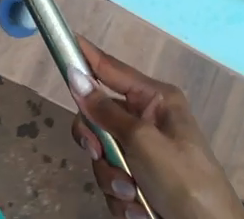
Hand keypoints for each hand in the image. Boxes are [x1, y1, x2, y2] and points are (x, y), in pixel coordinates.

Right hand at [68, 38, 243, 218]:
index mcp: (155, 100)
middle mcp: (147, 121)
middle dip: (97, 144)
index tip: (60, 41)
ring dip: (112, 178)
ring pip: (101, 154)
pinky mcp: (140, 182)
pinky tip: (140, 211)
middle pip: (97, 116)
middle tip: (98, 154)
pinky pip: (111, 180)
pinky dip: (121, 198)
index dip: (85, 57)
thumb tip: (74, 76)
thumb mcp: (143, 142)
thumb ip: (105, 111)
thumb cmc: (184, 180)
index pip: (111, 69)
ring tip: (133, 195)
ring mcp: (143, 153)